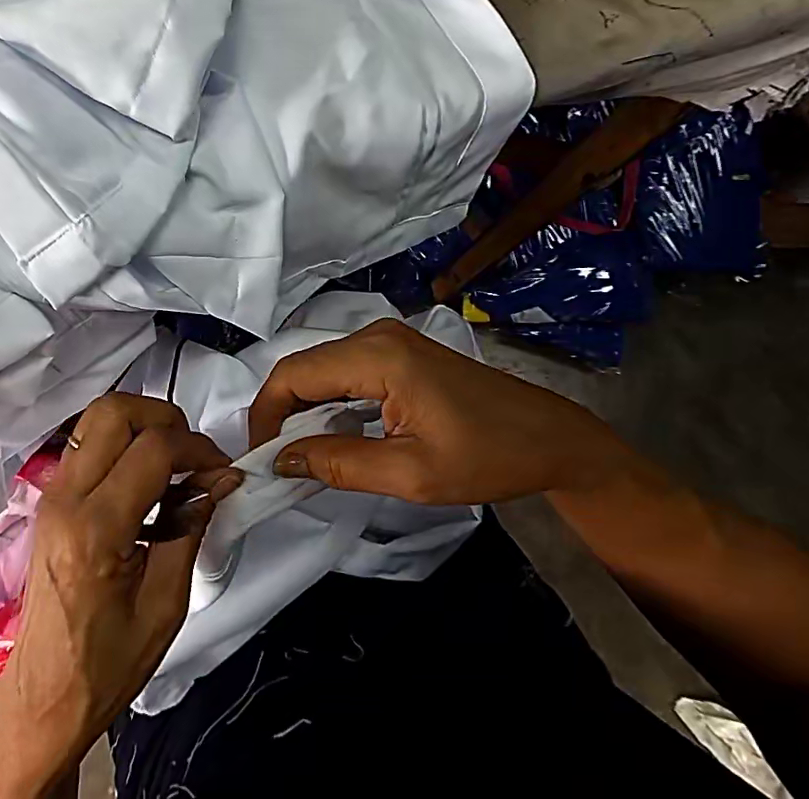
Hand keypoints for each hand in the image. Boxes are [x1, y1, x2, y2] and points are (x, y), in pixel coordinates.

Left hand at [0, 394, 242, 798]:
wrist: (41, 702)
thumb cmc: (107, 663)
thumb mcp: (166, 602)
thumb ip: (192, 527)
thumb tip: (220, 479)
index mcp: (95, 530)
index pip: (155, 447)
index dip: (200, 449)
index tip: (223, 474)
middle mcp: (65, 501)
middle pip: (115, 410)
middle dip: (166, 419)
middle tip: (194, 456)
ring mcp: (52, 498)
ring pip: (98, 418)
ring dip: (145, 426)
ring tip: (176, 464)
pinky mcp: (51, 503)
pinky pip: (90, 445)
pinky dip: (128, 443)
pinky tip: (152, 482)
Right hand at [247, 317, 635, 504]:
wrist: (549, 437)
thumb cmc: (488, 456)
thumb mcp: (410, 472)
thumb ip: (339, 464)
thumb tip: (282, 460)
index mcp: (380, 356)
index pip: (294, 374)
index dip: (265, 415)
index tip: (260, 460)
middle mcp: (381, 336)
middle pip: (306, 367)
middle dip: (283, 414)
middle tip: (279, 466)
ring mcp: (395, 341)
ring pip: (326, 370)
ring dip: (308, 410)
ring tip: (305, 458)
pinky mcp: (406, 354)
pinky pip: (351, 372)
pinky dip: (333, 403)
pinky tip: (336, 437)